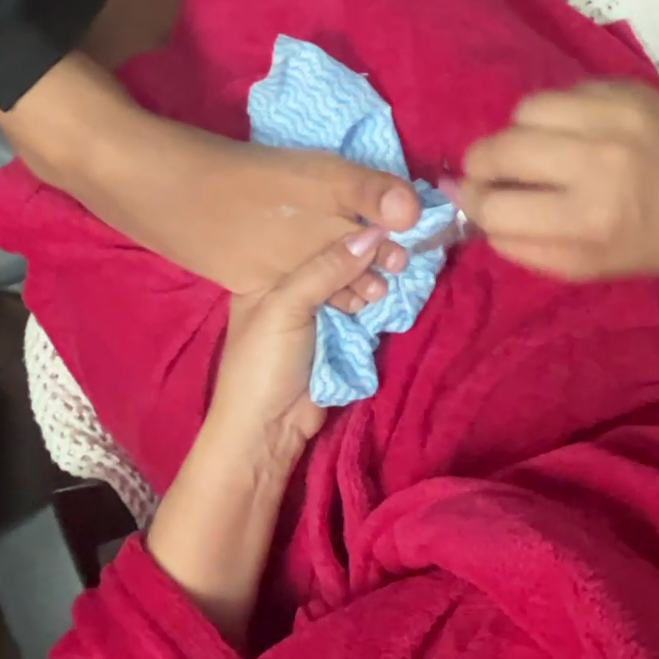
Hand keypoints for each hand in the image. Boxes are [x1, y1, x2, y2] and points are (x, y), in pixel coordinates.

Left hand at [202, 226, 388, 469]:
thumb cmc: (263, 362)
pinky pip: (362, 314)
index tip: (382, 227)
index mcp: (267, 276)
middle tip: (396, 259)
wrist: (267, 431)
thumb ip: (327, 269)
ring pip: (353, 287)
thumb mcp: (287, 306)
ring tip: (390, 284)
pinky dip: (376, 307)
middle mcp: (292, 290)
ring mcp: (316, 316)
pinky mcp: (337, 340)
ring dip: (373, 284)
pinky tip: (392, 298)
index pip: (310, 241)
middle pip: (336, 263)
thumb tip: (374, 232)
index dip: (345, 232)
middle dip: (366, 260)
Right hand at [458, 82, 658, 280]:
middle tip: (488, 172)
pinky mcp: (627, 89)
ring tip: (537, 150)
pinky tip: (573, 133)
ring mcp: (616, 116)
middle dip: (481, 163)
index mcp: (589, 217)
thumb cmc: (638, 246)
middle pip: (502, 148)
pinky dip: (555, 114)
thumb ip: (514, 241)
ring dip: (518, 132)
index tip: (473, 199)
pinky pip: (561, 92)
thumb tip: (462, 199)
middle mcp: (600, 161)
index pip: (495, 205)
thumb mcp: (576, 267)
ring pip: (525, 110)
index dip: (472, 202)